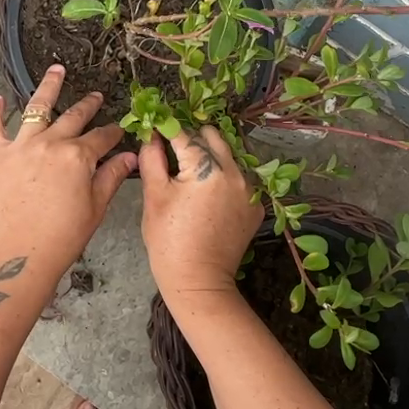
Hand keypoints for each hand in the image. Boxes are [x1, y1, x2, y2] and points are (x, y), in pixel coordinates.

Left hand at [0, 65, 136, 280]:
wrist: (19, 257)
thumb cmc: (62, 238)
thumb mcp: (95, 208)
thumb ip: (111, 177)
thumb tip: (129, 157)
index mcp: (78, 156)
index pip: (101, 137)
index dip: (113, 133)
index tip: (119, 130)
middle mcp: (50, 143)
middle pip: (74, 117)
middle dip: (88, 105)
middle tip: (96, 97)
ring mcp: (21, 147)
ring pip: (37, 108)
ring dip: (48, 86)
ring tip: (56, 70)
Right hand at [139, 126, 260, 309]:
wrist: (198, 281)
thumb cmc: (169, 240)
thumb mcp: (154, 196)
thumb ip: (153, 158)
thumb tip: (152, 136)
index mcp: (207, 168)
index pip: (184, 134)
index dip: (165, 129)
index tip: (154, 127)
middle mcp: (235, 172)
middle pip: (212, 137)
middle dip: (191, 140)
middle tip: (172, 153)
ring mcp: (249, 189)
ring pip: (228, 155)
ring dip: (209, 157)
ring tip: (189, 175)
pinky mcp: (255, 205)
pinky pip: (239, 178)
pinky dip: (223, 177)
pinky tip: (207, 194)